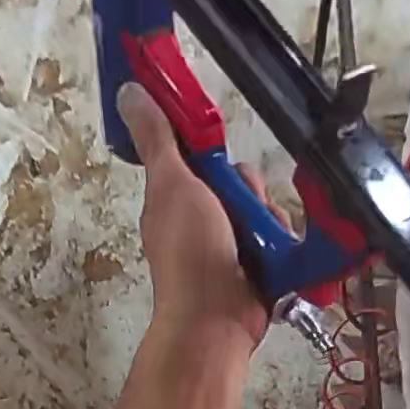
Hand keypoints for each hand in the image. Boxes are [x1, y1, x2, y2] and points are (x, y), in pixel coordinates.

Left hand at [116, 82, 269, 351]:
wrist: (216, 317)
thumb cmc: (190, 252)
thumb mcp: (172, 186)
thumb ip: (158, 139)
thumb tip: (128, 90)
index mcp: (175, 200)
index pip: (200, 159)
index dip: (213, 151)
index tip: (220, 153)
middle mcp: (202, 221)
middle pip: (239, 182)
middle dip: (248, 189)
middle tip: (241, 206)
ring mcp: (230, 246)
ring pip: (263, 208)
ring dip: (268, 218)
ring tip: (261, 239)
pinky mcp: (257, 266)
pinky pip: (278, 238)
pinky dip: (281, 243)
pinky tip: (276, 255)